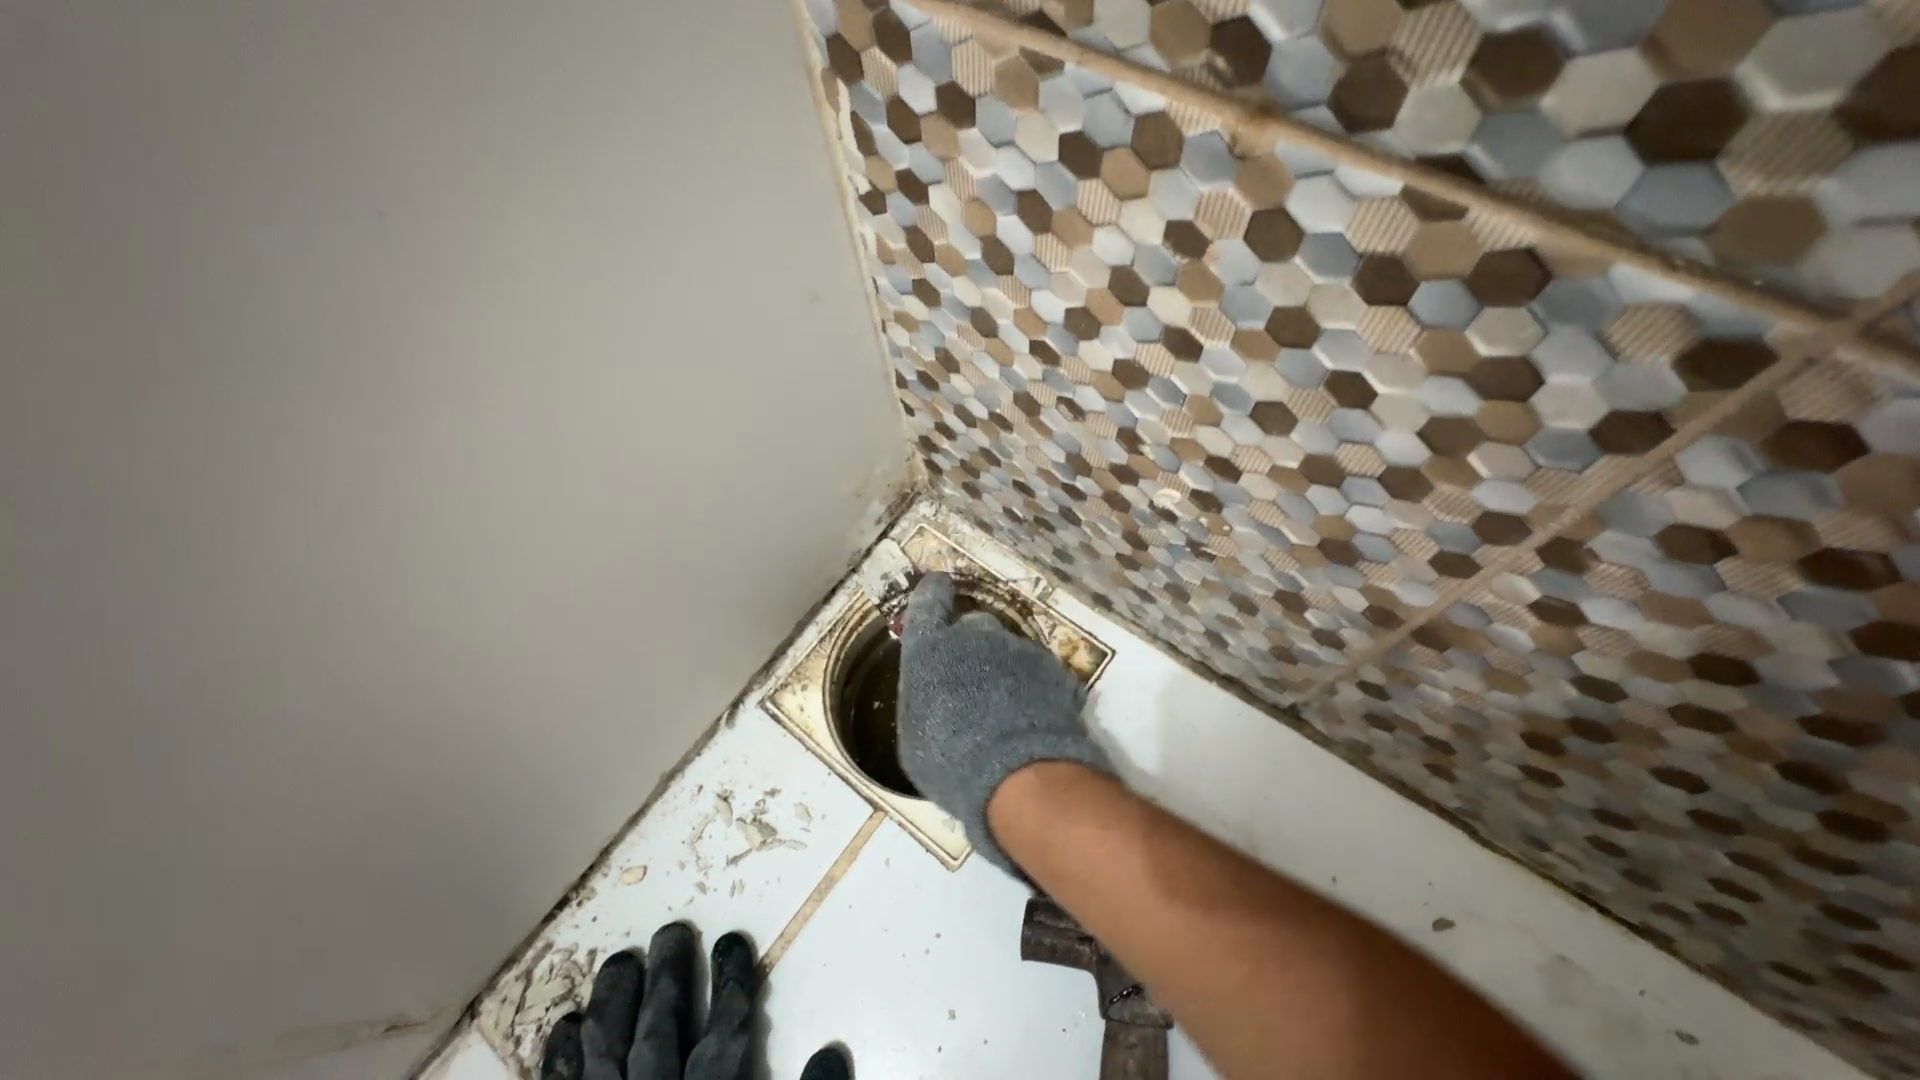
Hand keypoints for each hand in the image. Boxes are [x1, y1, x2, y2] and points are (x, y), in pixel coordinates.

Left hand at [538, 923, 846, 1079]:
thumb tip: (833, 1054)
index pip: (725, 1033)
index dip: (731, 983)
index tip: (733, 941)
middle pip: (660, 1030)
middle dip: (669, 977)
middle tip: (672, 931)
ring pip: (604, 1055)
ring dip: (612, 1003)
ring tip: (619, 961)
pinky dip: (559, 1061)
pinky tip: (563, 1028)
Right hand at [896, 571, 1112, 871]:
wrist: (1019, 773)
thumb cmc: (949, 760)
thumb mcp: (916, 735)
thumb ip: (925, 702)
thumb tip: (936, 700)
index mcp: (930, 648)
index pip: (928, 603)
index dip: (933, 594)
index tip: (938, 588)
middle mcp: (976, 636)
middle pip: (974, 626)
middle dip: (972, 645)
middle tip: (972, 681)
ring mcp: (1020, 649)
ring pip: (1009, 650)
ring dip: (1005, 670)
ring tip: (1007, 710)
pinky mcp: (1054, 669)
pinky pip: (1039, 673)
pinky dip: (1035, 689)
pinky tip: (1033, 720)